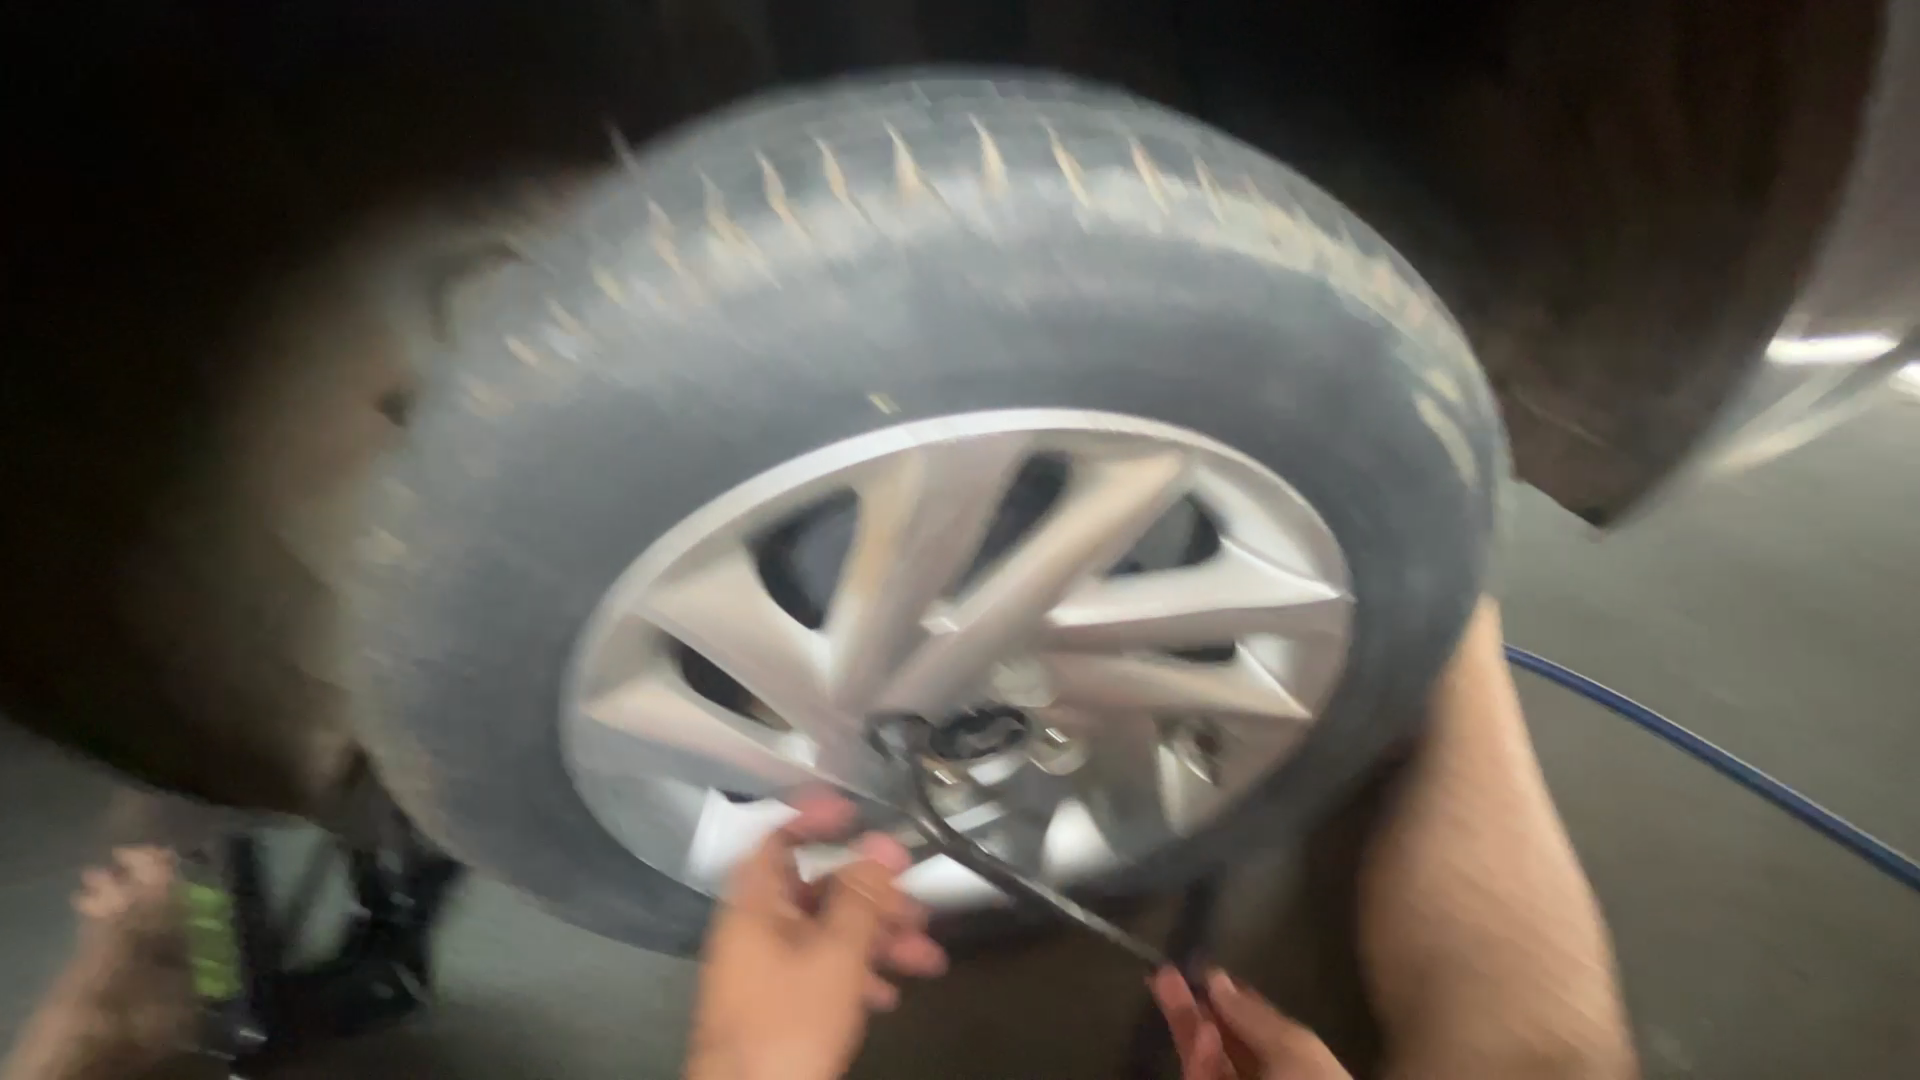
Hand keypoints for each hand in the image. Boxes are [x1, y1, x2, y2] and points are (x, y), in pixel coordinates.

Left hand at [686, 793, 947, 1079]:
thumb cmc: (788, 1020)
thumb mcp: (835, 953)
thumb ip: (862, 896)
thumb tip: (884, 843)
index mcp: (757, 902)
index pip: (780, 837)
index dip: (815, 817)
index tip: (856, 811)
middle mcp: (758, 926)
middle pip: (819, 890)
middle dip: (874, 896)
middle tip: (917, 902)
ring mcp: (766, 966)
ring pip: (828, 932)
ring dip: (878, 938)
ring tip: (925, 955)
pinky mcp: (779, 1002)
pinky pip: (823, 968)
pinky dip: (858, 972)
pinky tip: (890, 992)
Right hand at [1151, 967, 1351, 1078]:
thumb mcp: (1296, 1052)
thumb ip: (1252, 1015)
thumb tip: (1215, 978)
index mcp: (1293, 1067)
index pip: (1254, 1027)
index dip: (1228, 997)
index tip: (1199, 969)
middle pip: (1221, 1044)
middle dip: (1193, 1008)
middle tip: (1164, 973)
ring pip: (1205, 1065)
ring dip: (1189, 1028)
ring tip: (1177, 993)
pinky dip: (1199, 1062)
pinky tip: (1203, 1037)